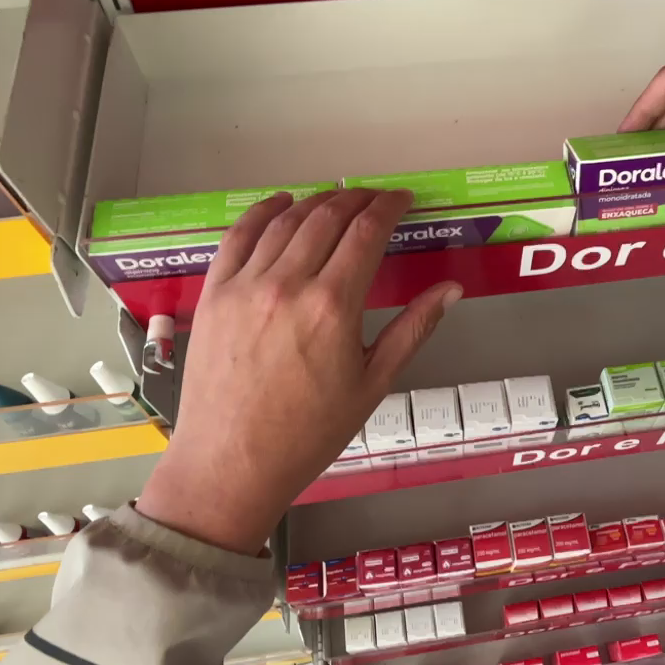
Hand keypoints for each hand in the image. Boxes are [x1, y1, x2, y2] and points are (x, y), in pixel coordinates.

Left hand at [136, 189, 459, 554]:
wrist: (232, 465)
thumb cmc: (310, 433)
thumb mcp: (373, 384)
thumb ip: (413, 329)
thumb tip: (451, 289)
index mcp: (333, 305)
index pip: (366, 232)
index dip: (389, 207)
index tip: (403, 200)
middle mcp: (287, 283)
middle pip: (327, 217)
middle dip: (357, 198)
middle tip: (376, 198)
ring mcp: (244, 285)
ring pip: (285, 220)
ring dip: (316, 201)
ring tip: (337, 199)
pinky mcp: (214, 294)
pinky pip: (238, 237)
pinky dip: (262, 212)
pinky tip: (280, 203)